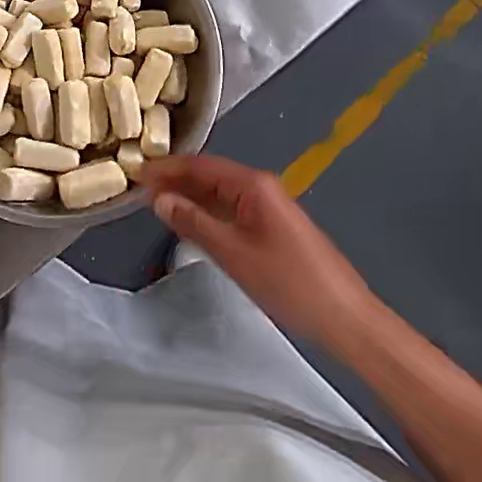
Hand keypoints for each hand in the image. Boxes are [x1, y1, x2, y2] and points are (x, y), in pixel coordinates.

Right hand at [142, 155, 376, 346]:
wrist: (345, 317)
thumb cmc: (288, 282)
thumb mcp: (233, 253)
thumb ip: (193, 223)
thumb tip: (159, 200)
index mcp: (252, 185)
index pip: (201, 165)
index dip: (167, 168)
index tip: (136, 171)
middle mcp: (260, 187)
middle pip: (210, 175)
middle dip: (176, 181)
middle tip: (140, 188)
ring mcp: (269, 206)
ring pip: (220, 193)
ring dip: (190, 197)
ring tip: (156, 204)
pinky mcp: (272, 226)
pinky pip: (232, 209)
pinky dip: (208, 212)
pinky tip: (190, 222)